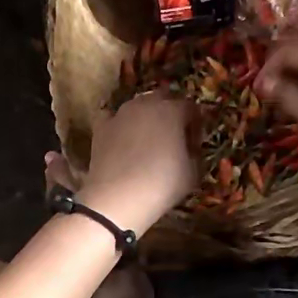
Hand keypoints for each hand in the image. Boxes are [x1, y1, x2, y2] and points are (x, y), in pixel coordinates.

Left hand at [76, 92, 195, 230]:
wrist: (118, 198)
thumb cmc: (163, 184)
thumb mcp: (192, 172)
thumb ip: (194, 153)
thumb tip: (190, 149)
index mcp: (172, 111)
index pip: (191, 107)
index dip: (196, 124)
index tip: (196, 142)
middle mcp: (146, 104)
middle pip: (163, 99)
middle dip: (171, 113)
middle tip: (174, 135)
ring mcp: (121, 114)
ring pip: (138, 106)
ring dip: (146, 117)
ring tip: (149, 139)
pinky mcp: (101, 127)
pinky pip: (114, 119)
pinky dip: (120, 125)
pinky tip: (123, 139)